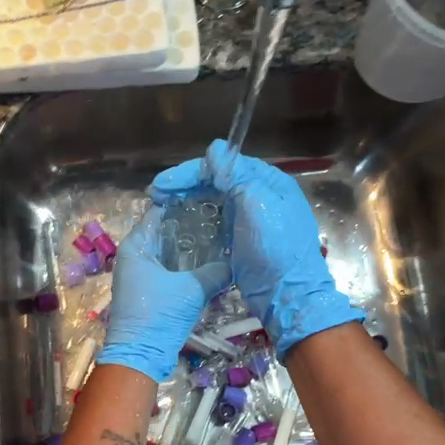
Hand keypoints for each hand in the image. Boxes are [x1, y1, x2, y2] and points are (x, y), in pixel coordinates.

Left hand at [95, 204, 231, 381]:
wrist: (141, 354)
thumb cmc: (159, 314)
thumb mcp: (192, 289)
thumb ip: (216, 271)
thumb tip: (238, 260)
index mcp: (136, 246)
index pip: (158, 213)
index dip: (181, 203)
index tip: (206, 197)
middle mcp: (134, 256)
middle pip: (164, 232)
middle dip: (189, 225)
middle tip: (218, 215)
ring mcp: (139, 274)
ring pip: (167, 252)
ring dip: (188, 248)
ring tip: (218, 236)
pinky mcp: (148, 291)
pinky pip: (168, 270)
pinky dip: (184, 266)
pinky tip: (207, 264)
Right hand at [150, 139, 361, 354]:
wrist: (289, 296)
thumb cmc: (274, 248)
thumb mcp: (256, 204)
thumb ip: (235, 174)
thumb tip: (215, 148)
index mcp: (266, 181)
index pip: (222, 165)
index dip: (189, 172)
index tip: (161, 185)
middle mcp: (259, 195)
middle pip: (216, 180)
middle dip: (184, 185)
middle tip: (155, 195)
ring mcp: (251, 219)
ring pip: (214, 199)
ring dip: (187, 200)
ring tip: (161, 206)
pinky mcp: (242, 240)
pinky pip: (216, 220)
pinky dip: (197, 218)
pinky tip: (180, 223)